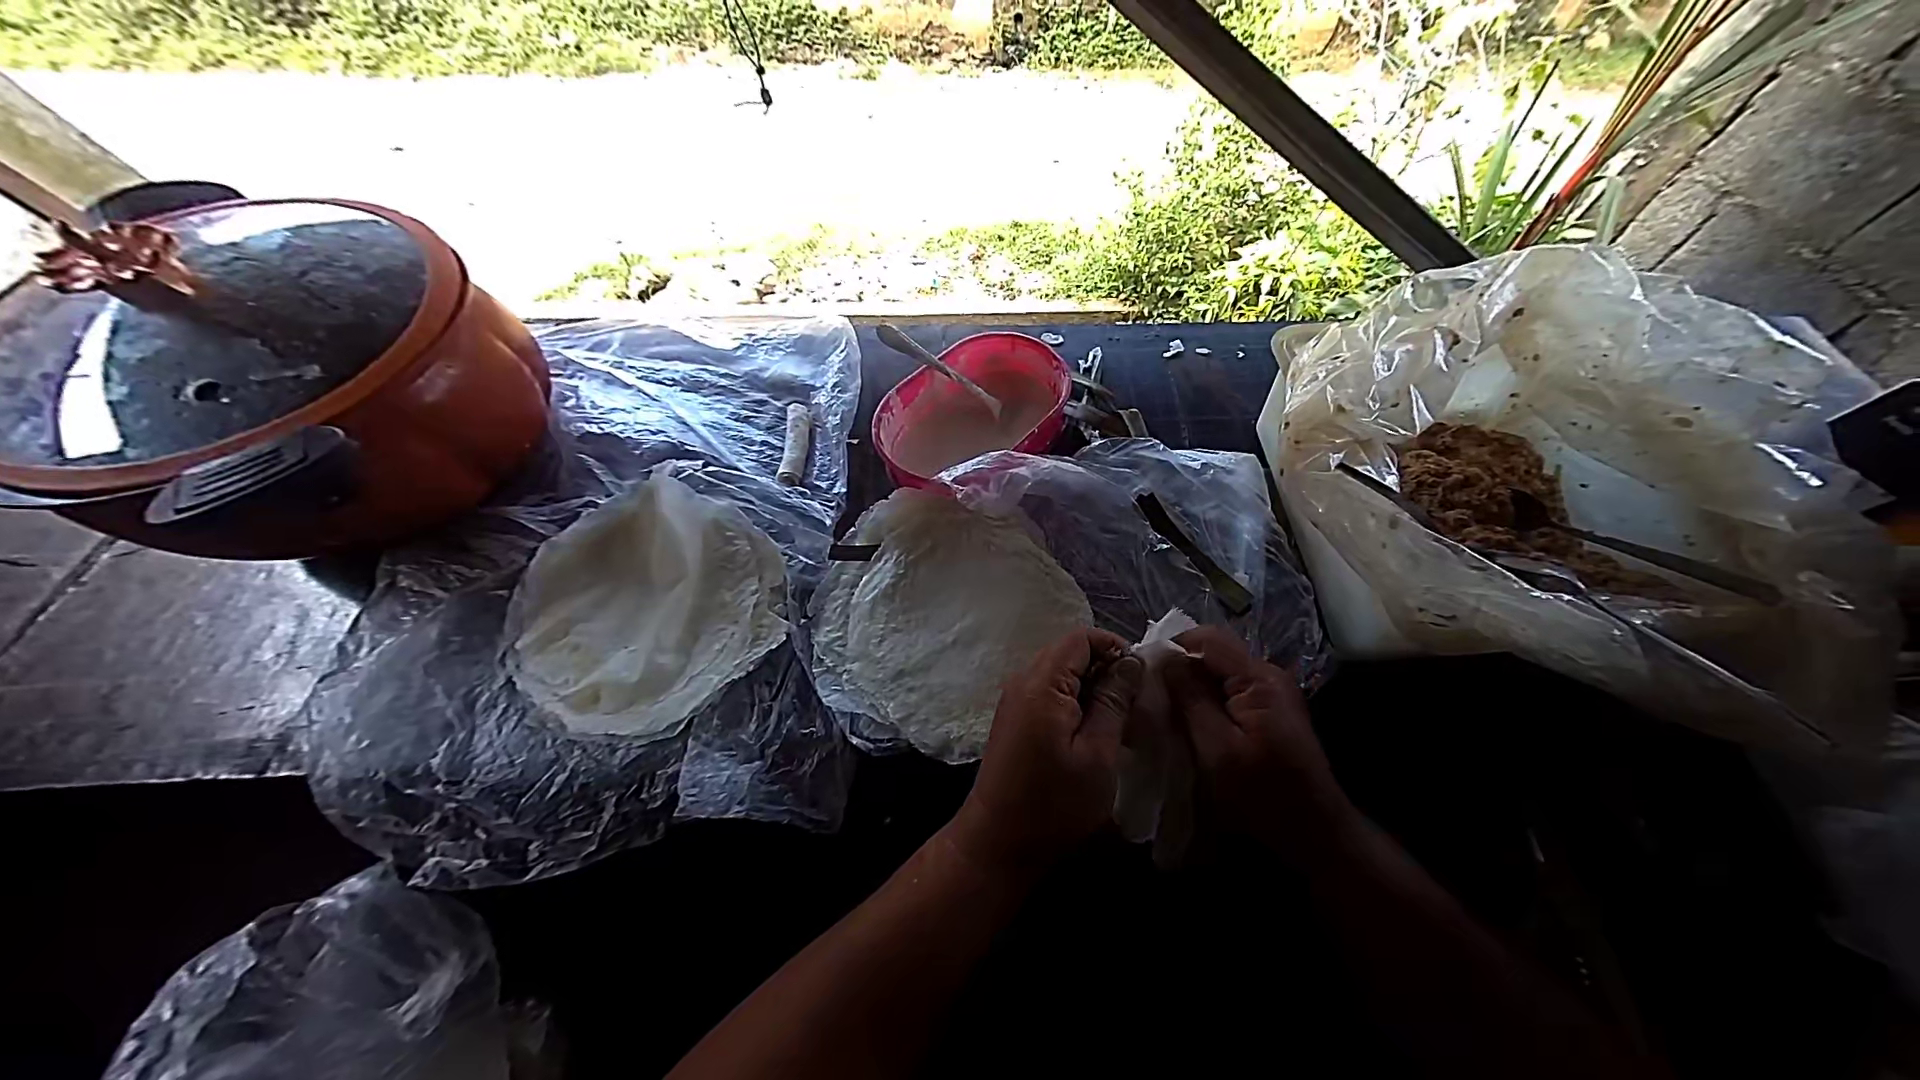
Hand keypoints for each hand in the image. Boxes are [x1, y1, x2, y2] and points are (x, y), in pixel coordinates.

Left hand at [952, 627, 1142, 872]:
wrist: (999, 842)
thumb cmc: (1054, 803)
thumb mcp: (1098, 754)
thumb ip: (1114, 702)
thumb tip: (1130, 662)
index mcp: (1041, 684)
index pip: (1080, 638)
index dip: (1114, 647)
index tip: (1142, 676)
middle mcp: (1022, 681)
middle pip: (1069, 653)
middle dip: (1106, 668)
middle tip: (1136, 702)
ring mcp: (1015, 700)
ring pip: (1061, 674)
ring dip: (1093, 688)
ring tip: (1122, 721)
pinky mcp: (1015, 719)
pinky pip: (1050, 694)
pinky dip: (1076, 703)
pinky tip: (1097, 733)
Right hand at [1166, 625, 1358, 864]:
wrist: (1315, 834)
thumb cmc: (1263, 794)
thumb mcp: (1217, 748)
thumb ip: (1191, 699)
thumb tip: (1166, 660)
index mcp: (1259, 678)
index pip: (1207, 639)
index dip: (1172, 648)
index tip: (1144, 671)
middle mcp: (1268, 676)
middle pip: (1213, 653)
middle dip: (1179, 668)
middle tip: (1150, 693)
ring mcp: (1271, 693)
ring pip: (1218, 672)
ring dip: (1191, 686)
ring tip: (1165, 709)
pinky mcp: (1269, 711)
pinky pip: (1228, 690)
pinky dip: (1205, 700)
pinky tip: (1190, 722)